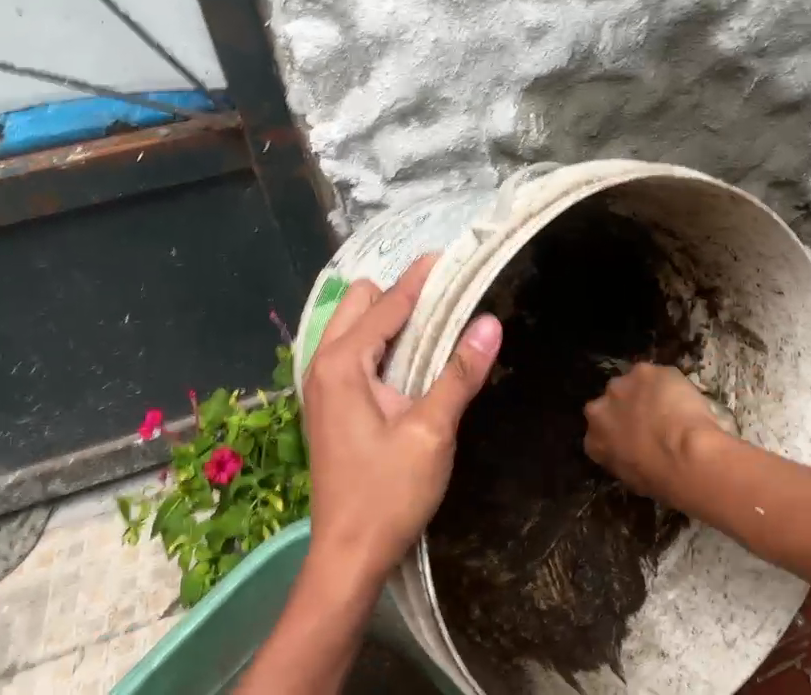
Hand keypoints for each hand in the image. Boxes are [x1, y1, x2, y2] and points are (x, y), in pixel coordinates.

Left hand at [300, 255, 502, 590]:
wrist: (347, 555)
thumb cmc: (388, 493)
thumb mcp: (432, 431)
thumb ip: (459, 373)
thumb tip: (490, 322)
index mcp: (342, 364)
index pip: (387, 304)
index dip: (421, 279)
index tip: (450, 255)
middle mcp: (322, 364)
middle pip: (360, 303)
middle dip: (401, 292)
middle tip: (447, 296)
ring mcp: (320, 385)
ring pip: (353, 326)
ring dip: (390, 316)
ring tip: (435, 321)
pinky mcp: (328, 404)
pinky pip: (353, 350)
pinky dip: (380, 340)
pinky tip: (411, 357)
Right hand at [583, 363, 728, 507]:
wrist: (685, 457)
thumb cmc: (660, 478)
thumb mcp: (631, 478)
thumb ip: (622, 456)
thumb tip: (632, 451)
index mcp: (594, 438)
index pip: (600, 430)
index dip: (618, 429)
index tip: (634, 435)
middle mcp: (600, 407)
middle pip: (613, 400)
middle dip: (628, 406)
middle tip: (653, 419)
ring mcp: (622, 384)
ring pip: (635, 383)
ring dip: (648, 392)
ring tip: (672, 407)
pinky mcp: (646, 371)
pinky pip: (658, 376)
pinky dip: (670, 384)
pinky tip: (685, 399)